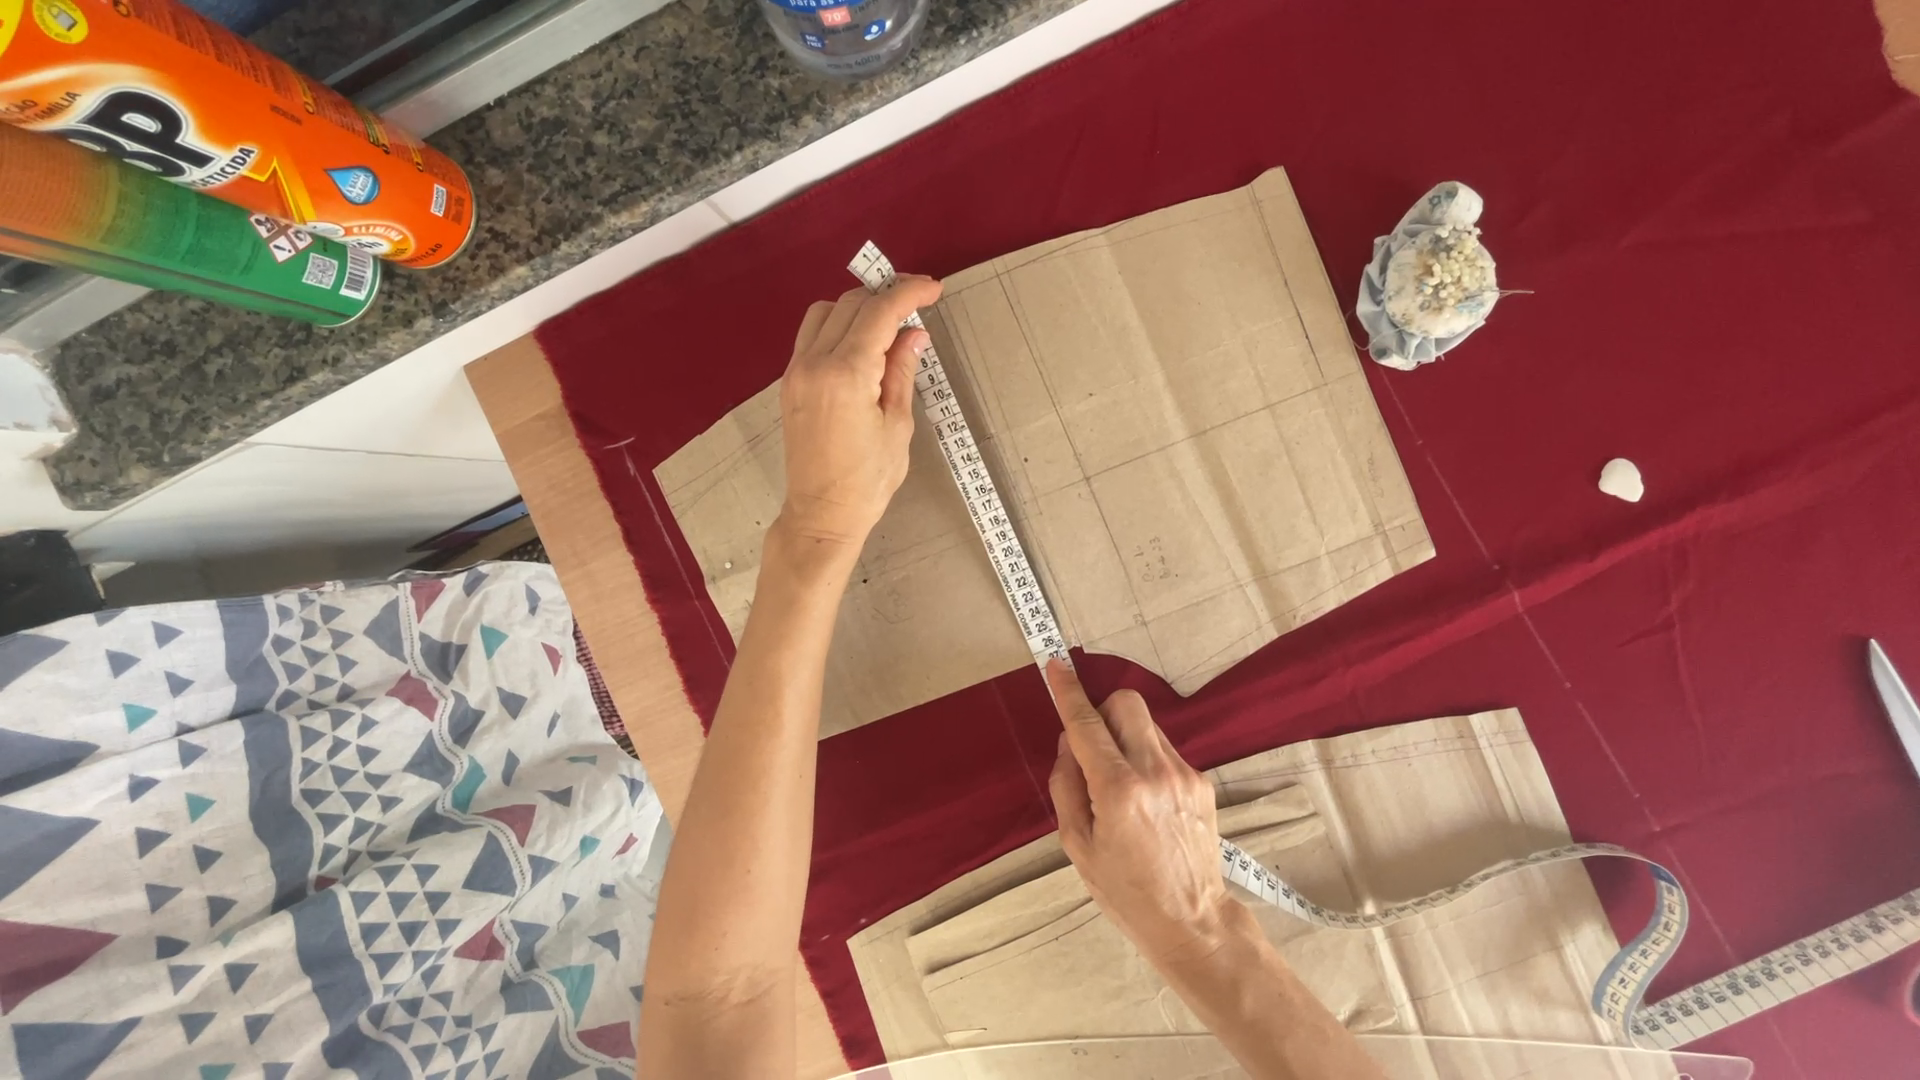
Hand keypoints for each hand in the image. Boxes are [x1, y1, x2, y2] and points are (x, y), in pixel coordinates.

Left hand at [776, 275, 942, 551]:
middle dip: (887, 298)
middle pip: (851, 304)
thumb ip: (901, 371)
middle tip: (917, 308)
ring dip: (858, 308)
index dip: (909, 292)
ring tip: (888, 325)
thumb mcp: (897, 425)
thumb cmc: (867, 481)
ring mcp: (797, 372)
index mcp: (846, 375)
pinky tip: (860, 344)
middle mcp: (815, 364)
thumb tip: (913, 334)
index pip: (880, 313)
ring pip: (825, 312)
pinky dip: (837, 326)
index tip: (933, 288)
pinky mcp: (790, 383)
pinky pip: (811, 335)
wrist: (822, 515)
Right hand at [1046, 659, 1231, 964]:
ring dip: (1124, 737)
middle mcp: (1155, 773)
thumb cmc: (1125, 890)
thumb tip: (1069, 743)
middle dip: (1103, 710)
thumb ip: (1065, 784)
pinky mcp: (1202, 782)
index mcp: (1118, 791)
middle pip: (1127, 703)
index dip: (1068, 692)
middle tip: (1093, 744)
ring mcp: (1184, 775)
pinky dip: (1145, 759)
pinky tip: (1145, 800)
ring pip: (1147, 725)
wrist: (1192, 921)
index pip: (1087, 725)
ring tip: (1120, 784)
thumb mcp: (1077, 844)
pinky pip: (1164, 749)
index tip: (1057, 666)